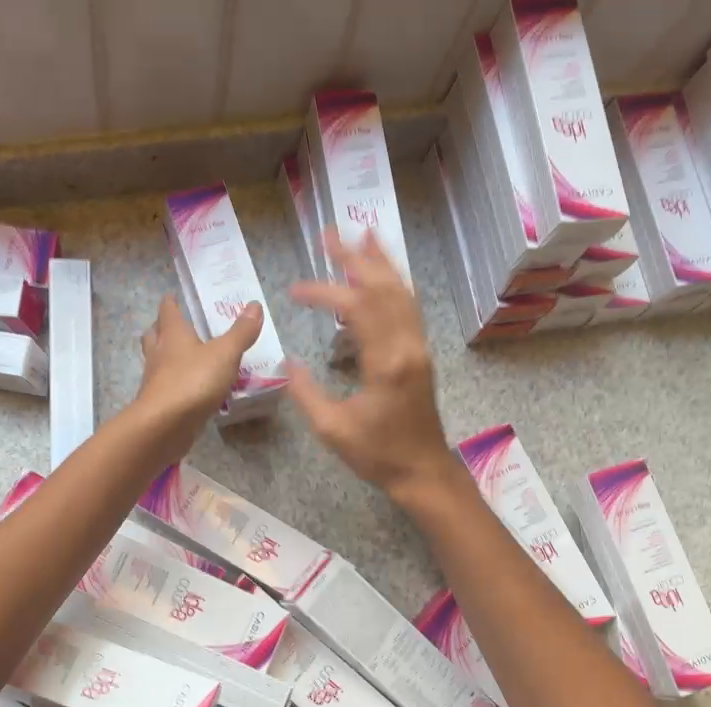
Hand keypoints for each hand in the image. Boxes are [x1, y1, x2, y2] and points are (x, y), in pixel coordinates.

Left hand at [130, 294, 263, 455]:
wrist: (164, 425)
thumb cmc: (193, 381)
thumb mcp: (225, 354)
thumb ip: (241, 332)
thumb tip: (255, 305)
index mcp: (173, 334)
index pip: (168, 310)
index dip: (171, 302)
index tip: (173, 296)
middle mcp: (159, 353)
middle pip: (154, 334)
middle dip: (162, 328)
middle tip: (174, 326)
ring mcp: (155, 380)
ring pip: (156, 361)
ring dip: (165, 356)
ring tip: (181, 357)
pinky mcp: (158, 403)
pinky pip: (164, 386)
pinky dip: (173, 382)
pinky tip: (187, 388)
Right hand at [288, 231, 458, 498]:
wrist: (422, 469)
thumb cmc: (377, 454)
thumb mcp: (332, 429)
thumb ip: (307, 393)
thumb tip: (288, 362)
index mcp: (386, 362)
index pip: (357, 308)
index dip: (325, 292)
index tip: (295, 291)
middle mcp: (407, 345)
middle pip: (384, 288)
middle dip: (356, 258)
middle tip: (330, 234)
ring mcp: (418, 348)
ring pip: (402, 293)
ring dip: (380, 263)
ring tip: (362, 236)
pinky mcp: (420, 354)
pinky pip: (409, 307)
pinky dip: (394, 284)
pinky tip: (383, 275)